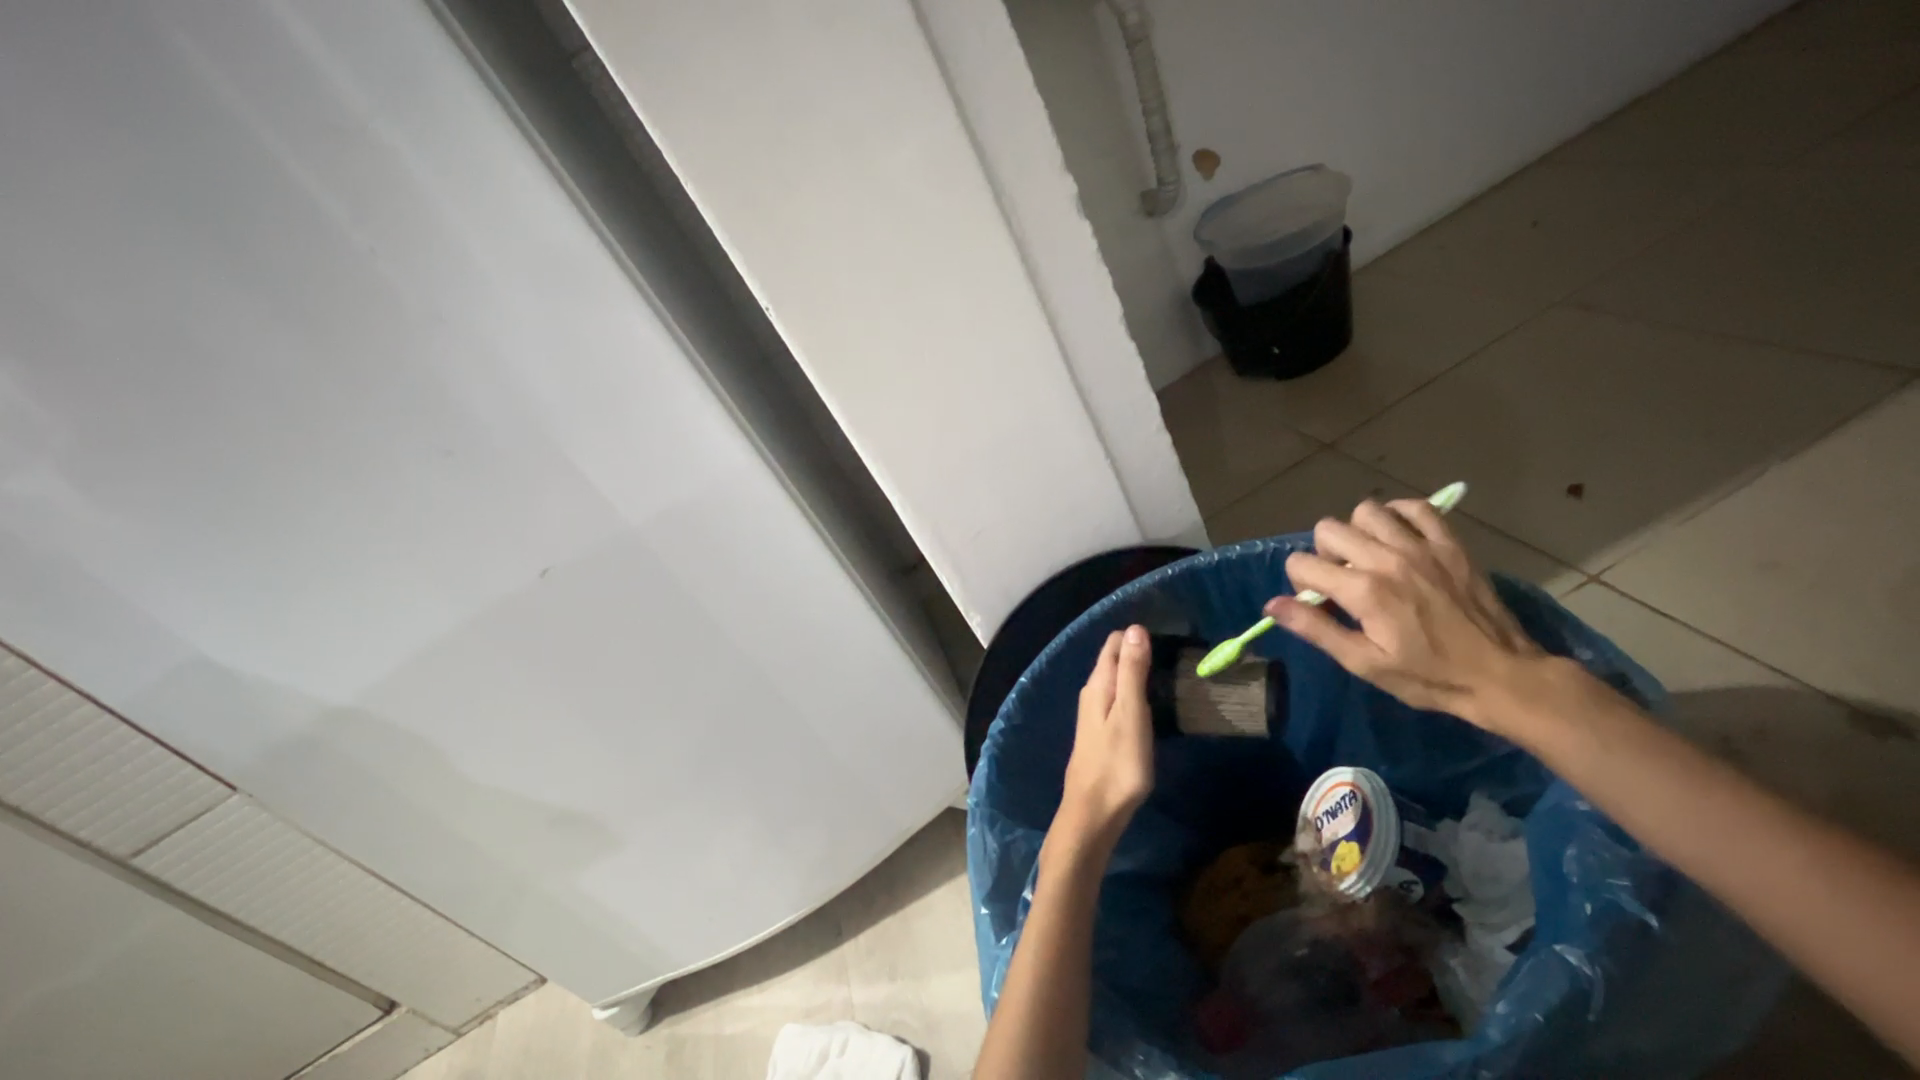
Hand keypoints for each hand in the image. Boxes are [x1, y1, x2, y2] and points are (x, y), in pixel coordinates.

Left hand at [1051, 625, 1154, 856]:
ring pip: (1117, 681)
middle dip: (1139, 650)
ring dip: (1139, 673)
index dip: (1138, 635)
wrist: (1094, 814)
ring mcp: (1096, 715)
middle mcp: (1093, 694)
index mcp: (1098, 685)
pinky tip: (1154, 703)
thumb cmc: (1117, 764)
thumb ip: (1132, 672)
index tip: (1170, 636)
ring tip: (1172, 673)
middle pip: (1115, 660)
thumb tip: (1135, 629)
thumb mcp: (1130, 714)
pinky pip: (1120, 700)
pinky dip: (1137, 693)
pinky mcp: (1103, 734)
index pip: (1114, 643)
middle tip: (1177, 653)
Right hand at [1262, 499, 1545, 729]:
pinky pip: (1416, 508)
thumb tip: (1272, 605)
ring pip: (1367, 511)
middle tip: (1342, 580)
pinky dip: (1399, 516)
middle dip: (1323, 554)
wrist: (1500, 675)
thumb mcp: (1364, 662)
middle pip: (1328, 529)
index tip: (1318, 602)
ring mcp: (1422, 547)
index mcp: (1364, 591)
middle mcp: (1388, 559)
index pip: (1302, 564)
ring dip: (1358, 532)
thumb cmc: (1427, 676)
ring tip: (1369, 558)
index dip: (1300, 582)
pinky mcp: (1450, 544)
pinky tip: (1399, 539)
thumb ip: (1316, 629)